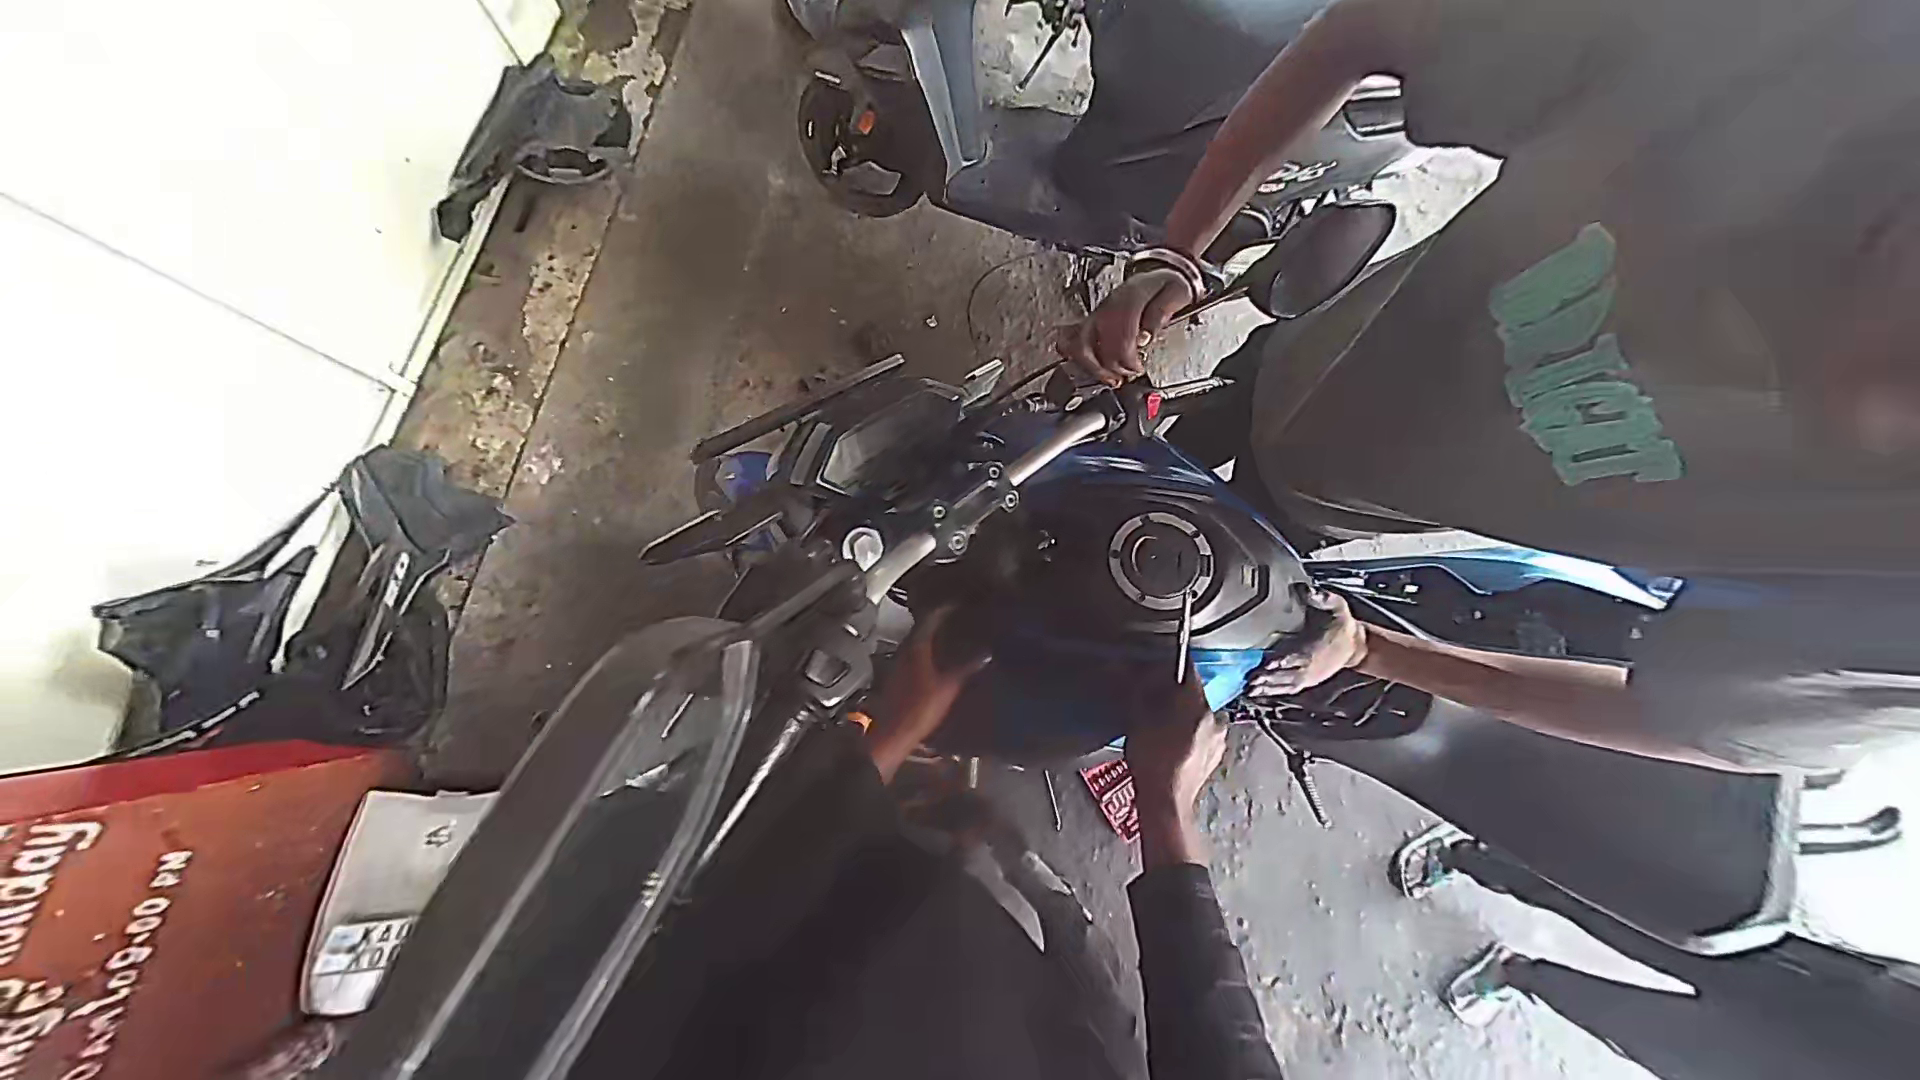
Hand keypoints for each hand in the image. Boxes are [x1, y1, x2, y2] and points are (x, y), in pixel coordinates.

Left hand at [864, 605, 991, 781]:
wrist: (892, 735)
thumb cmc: (918, 709)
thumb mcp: (949, 687)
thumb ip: (967, 668)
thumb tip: (985, 653)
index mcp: (916, 646)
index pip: (931, 617)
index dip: (946, 608)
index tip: (961, 604)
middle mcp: (905, 650)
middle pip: (925, 627)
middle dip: (943, 621)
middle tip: (962, 618)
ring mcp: (901, 663)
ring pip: (921, 641)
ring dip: (936, 636)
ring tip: (956, 636)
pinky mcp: (900, 677)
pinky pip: (918, 655)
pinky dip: (931, 651)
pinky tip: (942, 660)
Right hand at [1058, 268, 1194, 386]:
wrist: (1160, 272)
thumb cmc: (1169, 285)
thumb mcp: (1175, 293)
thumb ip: (1160, 314)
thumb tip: (1144, 337)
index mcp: (1129, 299)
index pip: (1120, 336)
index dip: (1128, 359)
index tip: (1138, 368)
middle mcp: (1109, 306)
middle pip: (1096, 344)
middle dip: (1112, 366)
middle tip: (1127, 374)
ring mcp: (1098, 313)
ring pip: (1079, 344)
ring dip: (1093, 366)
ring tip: (1111, 378)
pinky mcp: (1093, 320)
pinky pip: (1076, 341)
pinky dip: (1083, 359)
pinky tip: (1097, 369)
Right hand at [1124, 671, 1226, 867]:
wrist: (1166, 801)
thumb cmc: (1151, 759)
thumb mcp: (1139, 718)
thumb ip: (1143, 689)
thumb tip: (1141, 670)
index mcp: (1196, 705)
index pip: (1189, 670)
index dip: (1173, 662)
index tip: (1163, 660)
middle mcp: (1214, 718)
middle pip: (1193, 692)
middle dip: (1174, 690)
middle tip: (1154, 693)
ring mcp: (1218, 737)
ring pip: (1199, 712)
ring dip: (1182, 710)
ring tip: (1160, 719)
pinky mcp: (1216, 753)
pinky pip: (1203, 730)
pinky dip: (1189, 728)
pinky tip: (1170, 738)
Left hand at [1248, 588, 1367, 698]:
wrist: (1355, 644)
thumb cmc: (1340, 623)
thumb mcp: (1336, 607)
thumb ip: (1323, 598)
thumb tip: (1308, 590)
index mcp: (1315, 648)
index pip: (1298, 656)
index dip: (1283, 661)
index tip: (1268, 664)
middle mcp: (1311, 665)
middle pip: (1288, 674)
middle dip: (1269, 678)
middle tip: (1250, 681)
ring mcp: (1308, 675)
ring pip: (1286, 685)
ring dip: (1267, 689)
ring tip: (1249, 691)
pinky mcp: (1306, 680)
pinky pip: (1288, 688)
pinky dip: (1273, 692)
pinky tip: (1258, 693)